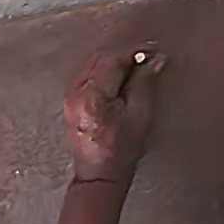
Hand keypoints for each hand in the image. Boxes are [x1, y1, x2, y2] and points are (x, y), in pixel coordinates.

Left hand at [63, 45, 165, 184]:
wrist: (100, 173)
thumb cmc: (123, 148)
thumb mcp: (140, 114)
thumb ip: (144, 82)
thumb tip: (154, 59)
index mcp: (93, 96)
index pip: (113, 60)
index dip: (134, 52)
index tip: (152, 50)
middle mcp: (76, 93)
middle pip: (99, 58)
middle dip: (123, 54)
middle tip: (145, 57)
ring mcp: (69, 97)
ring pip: (91, 64)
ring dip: (113, 61)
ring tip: (134, 66)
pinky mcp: (69, 101)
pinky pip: (86, 75)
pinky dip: (103, 70)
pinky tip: (118, 77)